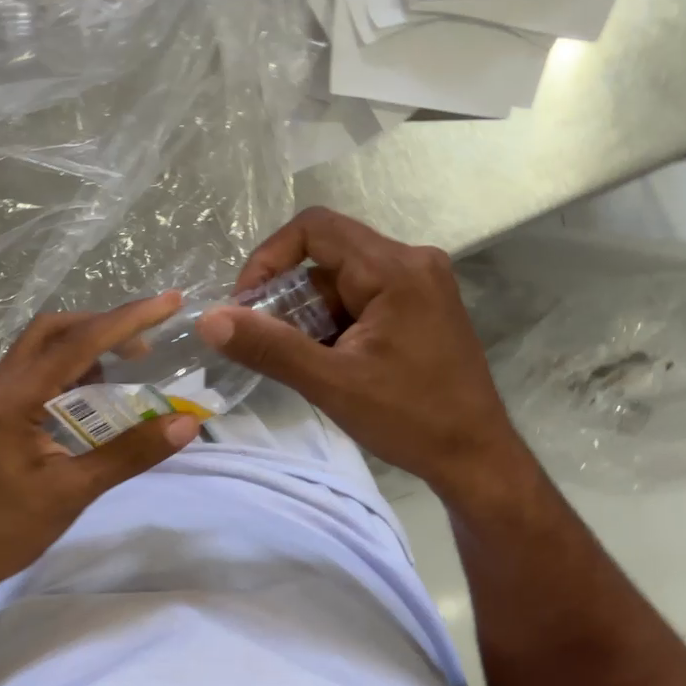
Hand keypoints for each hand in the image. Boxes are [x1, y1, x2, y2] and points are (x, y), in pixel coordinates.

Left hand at [0, 293, 201, 599]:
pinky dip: (69, 367)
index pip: (77, 344)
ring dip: (84, 344)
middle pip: (53, 330)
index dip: (127, 320)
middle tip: (147, 338)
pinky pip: (35, 371)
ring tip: (128, 363)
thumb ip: (130, 453)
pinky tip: (95, 390)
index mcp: (14, 399)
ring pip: (42, 347)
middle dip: (102, 324)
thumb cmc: (14, 527)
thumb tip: (187, 422)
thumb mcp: (76, 490)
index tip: (170, 303)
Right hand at [200, 208, 531, 502]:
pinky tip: (325, 361)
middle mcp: (411, 263)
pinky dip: (330, 323)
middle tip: (263, 339)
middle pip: (325, 254)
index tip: (246, 305)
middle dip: (284, 294)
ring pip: (340, 280)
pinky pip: (359, 299)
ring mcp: (419, 286)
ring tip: (297, 359)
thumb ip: (269, 347)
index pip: (315, 228)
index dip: (268, 258)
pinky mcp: (418, 309)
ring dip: (306, 313)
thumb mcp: (330, 383)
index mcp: (395, 269)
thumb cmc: (409, 417)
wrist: (475, 456)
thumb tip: (210, 320)